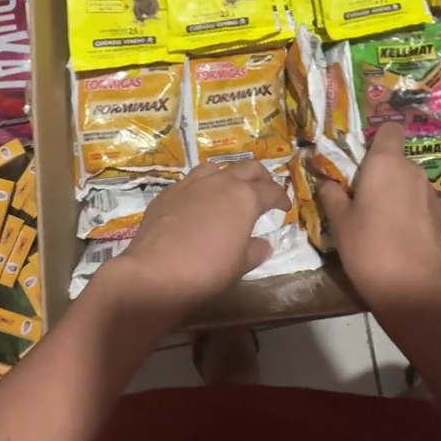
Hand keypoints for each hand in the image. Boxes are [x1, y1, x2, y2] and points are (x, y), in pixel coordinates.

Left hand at [100, 160, 289, 321]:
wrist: (155, 272)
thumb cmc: (207, 270)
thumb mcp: (240, 265)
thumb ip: (255, 251)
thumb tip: (264, 245)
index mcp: (245, 197)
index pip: (271, 190)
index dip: (281, 198)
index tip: (284, 207)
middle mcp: (220, 182)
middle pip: (248, 167)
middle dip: (261, 176)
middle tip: (265, 189)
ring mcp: (191, 183)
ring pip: (217, 167)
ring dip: (229, 175)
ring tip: (230, 190)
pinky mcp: (168, 192)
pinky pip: (191, 181)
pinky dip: (202, 188)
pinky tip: (198, 203)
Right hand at [317, 121, 440, 310]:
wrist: (413, 289)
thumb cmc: (369, 247)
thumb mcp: (339, 222)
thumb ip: (332, 194)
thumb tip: (326, 181)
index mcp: (386, 162)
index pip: (390, 127)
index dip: (376, 137)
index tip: (359, 158)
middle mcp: (412, 169)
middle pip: (395, 157)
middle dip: (379, 171)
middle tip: (359, 196)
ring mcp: (430, 192)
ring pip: (407, 180)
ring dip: (394, 190)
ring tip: (378, 219)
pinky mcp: (440, 215)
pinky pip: (418, 200)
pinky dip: (407, 209)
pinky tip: (397, 234)